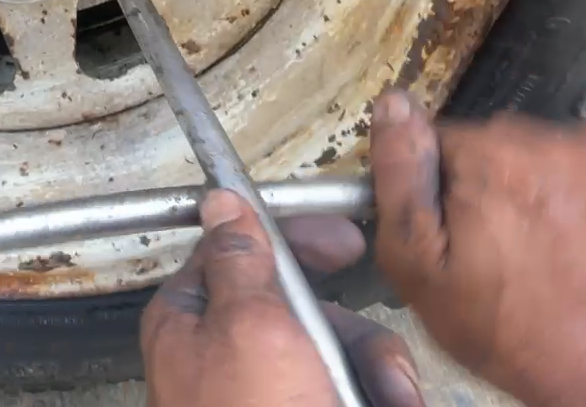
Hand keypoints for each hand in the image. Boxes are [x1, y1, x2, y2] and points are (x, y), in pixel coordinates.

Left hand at [140, 189, 424, 406]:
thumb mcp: (248, 327)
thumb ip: (240, 260)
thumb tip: (219, 198)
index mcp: (192, 317)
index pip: (237, 248)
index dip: (290, 236)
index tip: (347, 240)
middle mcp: (224, 351)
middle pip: (295, 307)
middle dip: (348, 328)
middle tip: (383, 358)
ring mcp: (265, 395)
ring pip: (332, 356)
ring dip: (374, 376)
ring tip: (393, 404)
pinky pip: (350, 395)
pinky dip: (379, 401)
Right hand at [369, 91, 585, 406]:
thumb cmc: (506, 330)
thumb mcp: (415, 258)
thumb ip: (398, 173)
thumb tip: (393, 106)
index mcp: (494, 157)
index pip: (437, 136)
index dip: (434, 181)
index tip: (446, 225)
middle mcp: (555, 150)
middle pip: (489, 140)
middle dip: (481, 179)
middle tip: (485, 241)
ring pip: (537, 154)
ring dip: (526, 186)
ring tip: (528, 246)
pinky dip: (572, 201)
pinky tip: (567, 246)